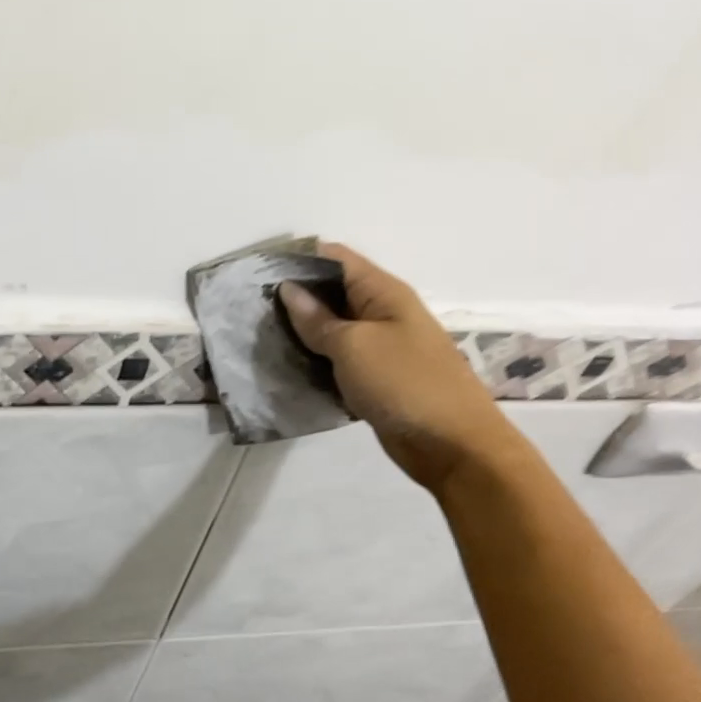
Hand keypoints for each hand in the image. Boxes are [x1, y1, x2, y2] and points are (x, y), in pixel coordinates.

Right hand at [279, 244, 526, 490]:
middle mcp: (382, 312)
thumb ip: (317, 319)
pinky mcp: (373, 375)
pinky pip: (335, 358)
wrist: (451, 444)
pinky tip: (283, 366)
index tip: (256, 272)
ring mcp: (378, 345)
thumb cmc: (404, 384)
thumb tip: (289, 290)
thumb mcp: (353, 346)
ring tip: (258, 336)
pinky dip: (312, 360)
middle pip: (330, 291)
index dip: (297, 259)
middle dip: (292, 296)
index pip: (334, 257)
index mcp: (383, 292)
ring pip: (330, 327)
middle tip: (249, 309)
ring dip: (299, 331)